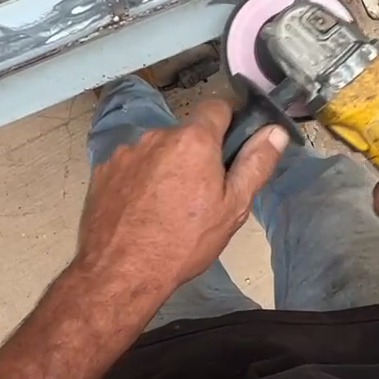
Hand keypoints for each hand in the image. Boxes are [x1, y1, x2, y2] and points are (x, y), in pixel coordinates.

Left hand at [72, 99, 287, 308]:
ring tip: (168, 205)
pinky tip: (142, 209)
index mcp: (194, 140)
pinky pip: (132, 165)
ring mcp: (127, 152)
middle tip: (201, 192)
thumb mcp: (233, 208)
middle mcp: (158, 135)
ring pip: (158, 149)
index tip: (230, 147)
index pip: (217, 106)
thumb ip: (256, 164)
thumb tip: (275, 131)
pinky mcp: (104, 169)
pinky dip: (140, 179)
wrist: (121, 272)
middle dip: (196, 153)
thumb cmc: (184, 242)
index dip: (227, 123)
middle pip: (186, 133)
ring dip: (167, 166)